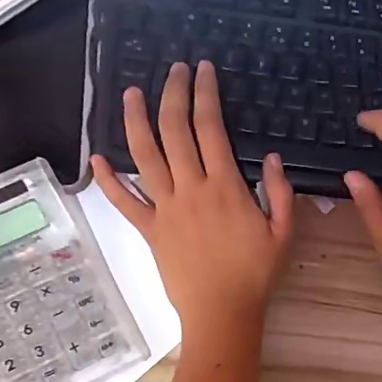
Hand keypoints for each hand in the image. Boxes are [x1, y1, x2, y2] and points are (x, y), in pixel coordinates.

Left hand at [91, 62, 294, 334]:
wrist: (222, 313)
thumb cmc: (255, 275)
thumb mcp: (283, 233)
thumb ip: (279, 192)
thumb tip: (271, 158)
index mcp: (225, 187)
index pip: (211, 128)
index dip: (205, 94)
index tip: (203, 71)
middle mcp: (190, 190)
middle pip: (175, 131)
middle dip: (173, 94)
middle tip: (174, 69)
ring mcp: (165, 209)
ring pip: (145, 156)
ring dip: (135, 121)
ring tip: (131, 93)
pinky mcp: (150, 230)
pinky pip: (124, 202)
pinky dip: (109, 180)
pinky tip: (98, 158)